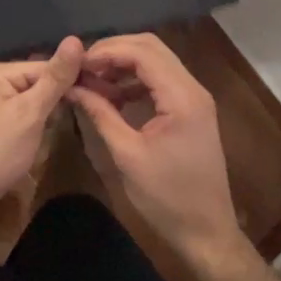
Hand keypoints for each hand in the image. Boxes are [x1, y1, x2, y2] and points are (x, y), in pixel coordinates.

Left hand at [0, 37, 84, 222]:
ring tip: (76, 123)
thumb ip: (55, 79)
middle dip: (60, 98)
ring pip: (28, 102)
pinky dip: (32, 126)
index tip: (104, 93)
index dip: (74, 79)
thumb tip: (75, 39)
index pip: (46, 66)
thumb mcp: (29, 114)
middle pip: (36, 83)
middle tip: (92, 111)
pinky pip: (16, 117)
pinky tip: (45, 137)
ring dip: (47, 114)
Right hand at [68, 33, 242, 262]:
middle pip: (151, 48)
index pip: (143, 53)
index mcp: (182, 97)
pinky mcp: (191, 109)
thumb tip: (73, 87)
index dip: (107, 52)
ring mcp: (195, 98)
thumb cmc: (166, 198)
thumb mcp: (127, 156)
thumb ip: (101, 114)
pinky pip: (162, 80)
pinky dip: (136, 79)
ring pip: (157, 61)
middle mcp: (193, 88)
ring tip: (92, 80)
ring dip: (124, 64)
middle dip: (114, 51)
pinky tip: (113, 95)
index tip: (77, 64)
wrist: (206, 232)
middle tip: (82, 67)